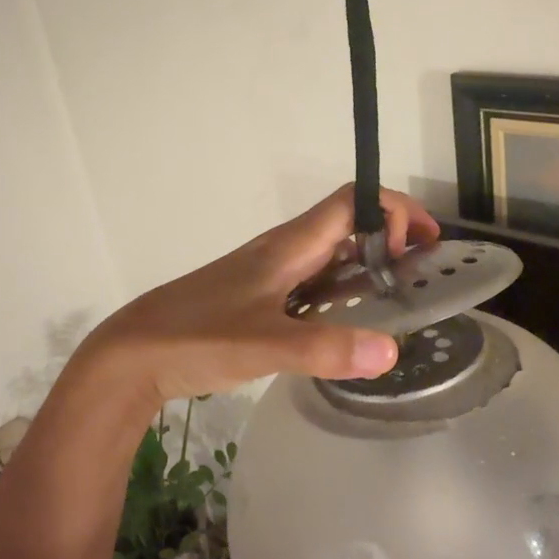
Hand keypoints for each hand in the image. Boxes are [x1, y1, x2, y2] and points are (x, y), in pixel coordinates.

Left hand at [69, 184, 440, 407]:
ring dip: (369, 264)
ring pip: (331, 255)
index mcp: (288, 247)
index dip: (394, 211)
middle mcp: (283, 253)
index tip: (425, 244)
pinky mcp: (259, 300)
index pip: (351, 202)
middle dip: (392, 237)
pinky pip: (314, 284)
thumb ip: (326, 349)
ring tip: (402, 296)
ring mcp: (269, 276)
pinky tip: (353, 324)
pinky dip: (344, 291)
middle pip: (347, 225)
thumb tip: (392, 351)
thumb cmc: (196, 338)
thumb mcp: (265, 345)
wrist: (132, 356)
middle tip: (426, 273)